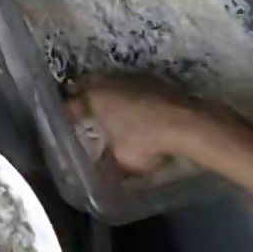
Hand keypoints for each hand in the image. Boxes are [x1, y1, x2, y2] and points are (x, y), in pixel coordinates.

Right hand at [66, 76, 227, 174]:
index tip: (66, 124)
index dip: (67, 115)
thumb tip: (103, 174)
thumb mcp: (123, 162)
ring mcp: (129, 77)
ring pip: (109, 81)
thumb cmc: (146, 141)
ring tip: (109, 109)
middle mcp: (107, 83)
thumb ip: (109, 167)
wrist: (186, 123)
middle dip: (82, 96)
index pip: (70, 104)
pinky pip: (129, 84)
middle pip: (87, 85)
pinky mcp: (150, 78)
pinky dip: (127, 93)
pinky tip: (134, 108)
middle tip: (83, 111)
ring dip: (106, 92)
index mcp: (93, 99)